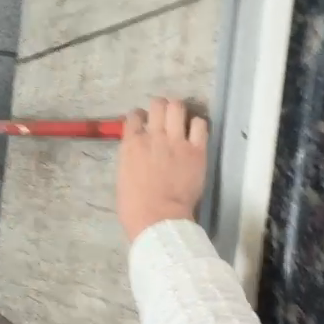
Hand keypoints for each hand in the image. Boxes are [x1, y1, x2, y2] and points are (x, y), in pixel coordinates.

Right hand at [117, 97, 208, 242]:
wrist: (158, 218)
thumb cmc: (134, 205)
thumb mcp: (123, 175)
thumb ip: (131, 156)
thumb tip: (138, 149)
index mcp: (132, 144)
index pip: (134, 116)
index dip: (139, 116)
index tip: (142, 121)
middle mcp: (154, 136)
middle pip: (157, 104)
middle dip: (159, 106)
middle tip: (162, 114)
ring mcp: (177, 141)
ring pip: (178, 108)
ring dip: (178, 110)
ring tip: (179, 118)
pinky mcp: (197, 150)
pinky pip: (200, 124)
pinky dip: (197, 124)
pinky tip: (195, 131)